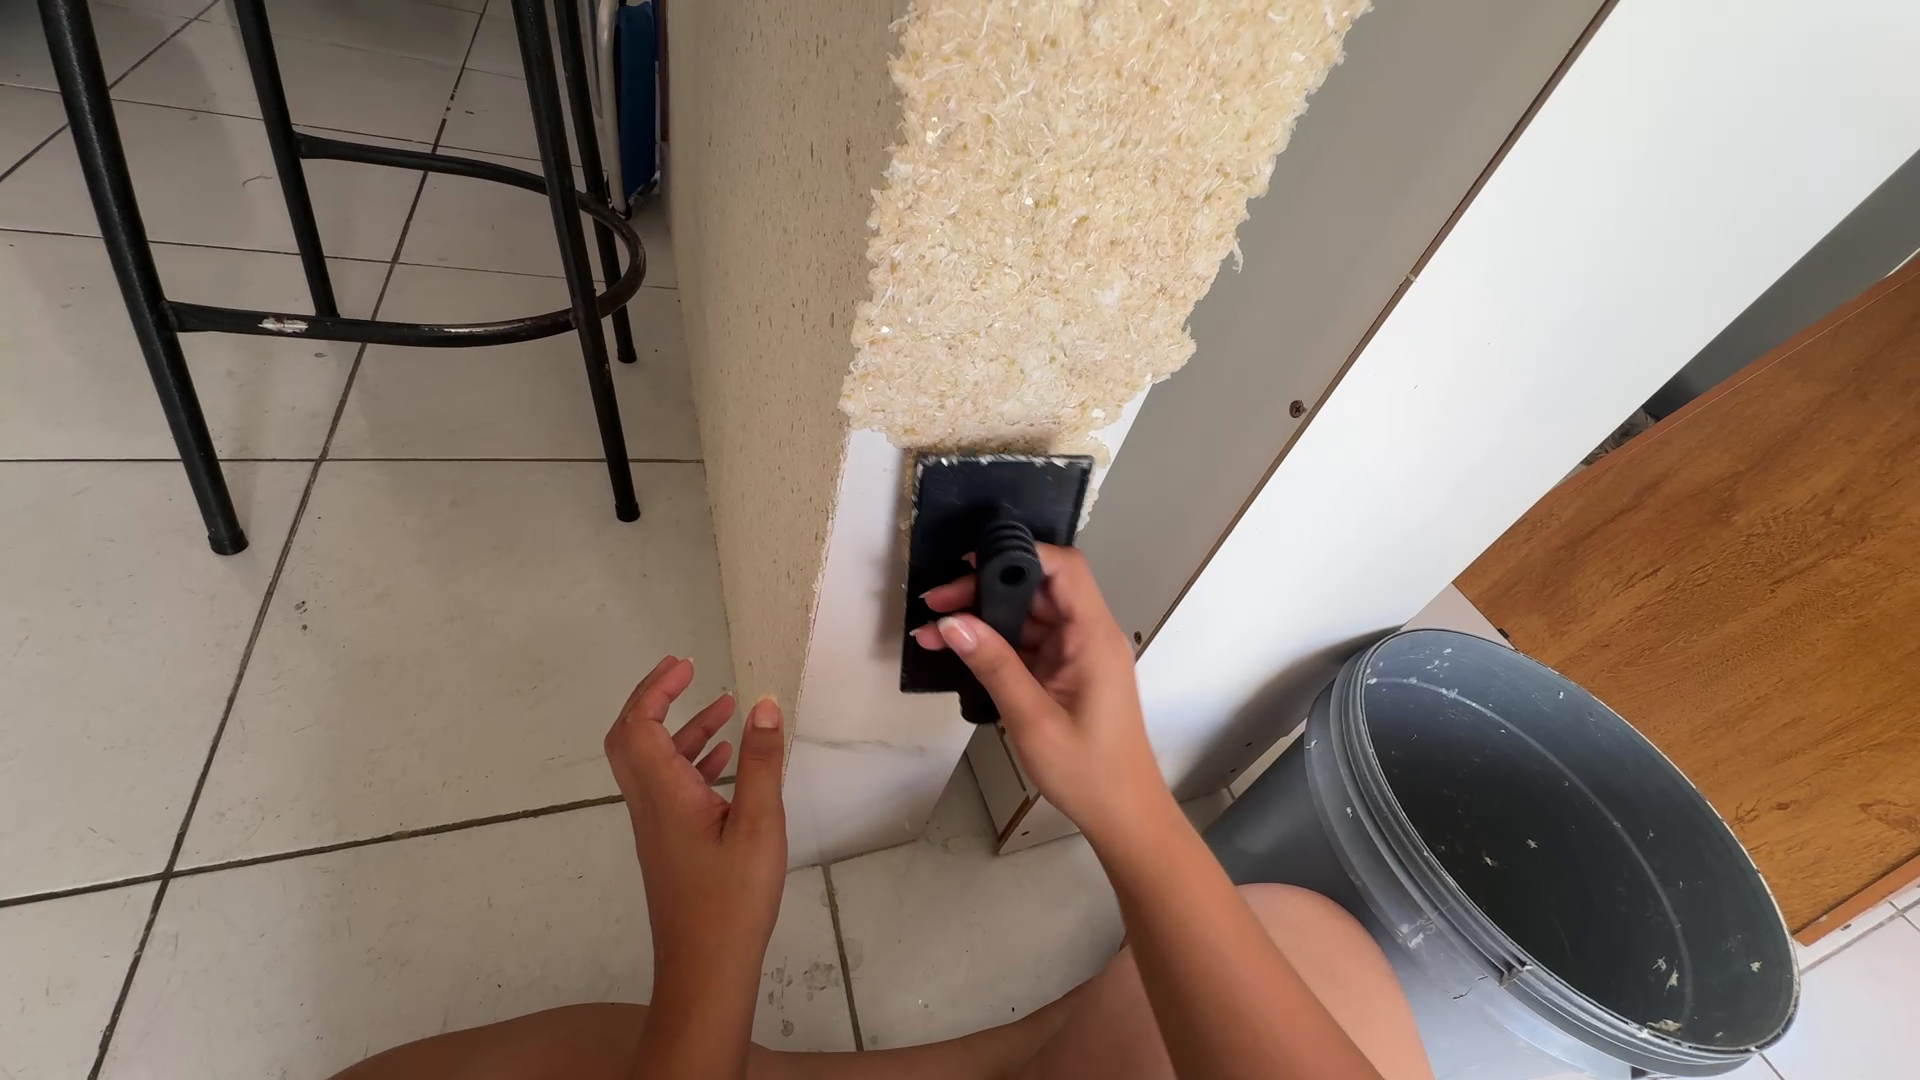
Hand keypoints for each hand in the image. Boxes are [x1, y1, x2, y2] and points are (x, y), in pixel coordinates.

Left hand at [604, 655, 785, 1069]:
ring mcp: (657, 826)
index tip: (684, 664)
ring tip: (726, 707)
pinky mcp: (670, 843)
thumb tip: (762, 704)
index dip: (654, 689)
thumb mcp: (759, 825)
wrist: (706, 970)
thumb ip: (761, 762)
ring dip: (683, 728)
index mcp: (665, 795)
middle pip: (631, 739)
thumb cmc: (733, 898)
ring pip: (654, 762)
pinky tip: (725, 761)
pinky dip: (692, 760)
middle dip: (655, 699)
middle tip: (687, 672)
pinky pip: (670, 786)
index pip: (639, 726)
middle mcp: (650, 805)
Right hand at [911, 545, 1173, 845]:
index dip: (1021, 553)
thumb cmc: (1088, 770)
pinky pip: (1028, 643)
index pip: (1064, 568)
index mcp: (1093, 636)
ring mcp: (1076, 654)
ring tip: (936, 627)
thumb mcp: (1032, 718)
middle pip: (1038, 588)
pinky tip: (959, 649)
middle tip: (937, 601)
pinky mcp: (1065, 672)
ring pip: (1027, 615)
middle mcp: (1088, 635)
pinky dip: (995, 643)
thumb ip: (993, 664)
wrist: (1122, 814)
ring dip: (984, 617)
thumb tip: (950, 623)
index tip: (972, 561)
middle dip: (987, 588)